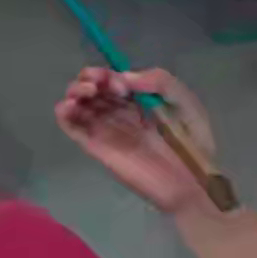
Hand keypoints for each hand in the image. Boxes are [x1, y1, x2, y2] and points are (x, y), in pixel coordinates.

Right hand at [55, 66, 218, 214]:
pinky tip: (70, 105)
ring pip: (75, 101)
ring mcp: (103, 128)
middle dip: (90, 77)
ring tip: (88, 92)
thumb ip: (159, 80)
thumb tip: (123, 76)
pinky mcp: (95, 146)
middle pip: (89, 86)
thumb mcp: (184, 101)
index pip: (110, 79)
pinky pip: (70, 125)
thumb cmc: (193, 142)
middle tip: (101, 85)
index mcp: (134, 101)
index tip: (123, 85)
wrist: (193, 183)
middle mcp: (115, 111)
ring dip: (75, 89)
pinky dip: (63, 111)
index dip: (110, 74)